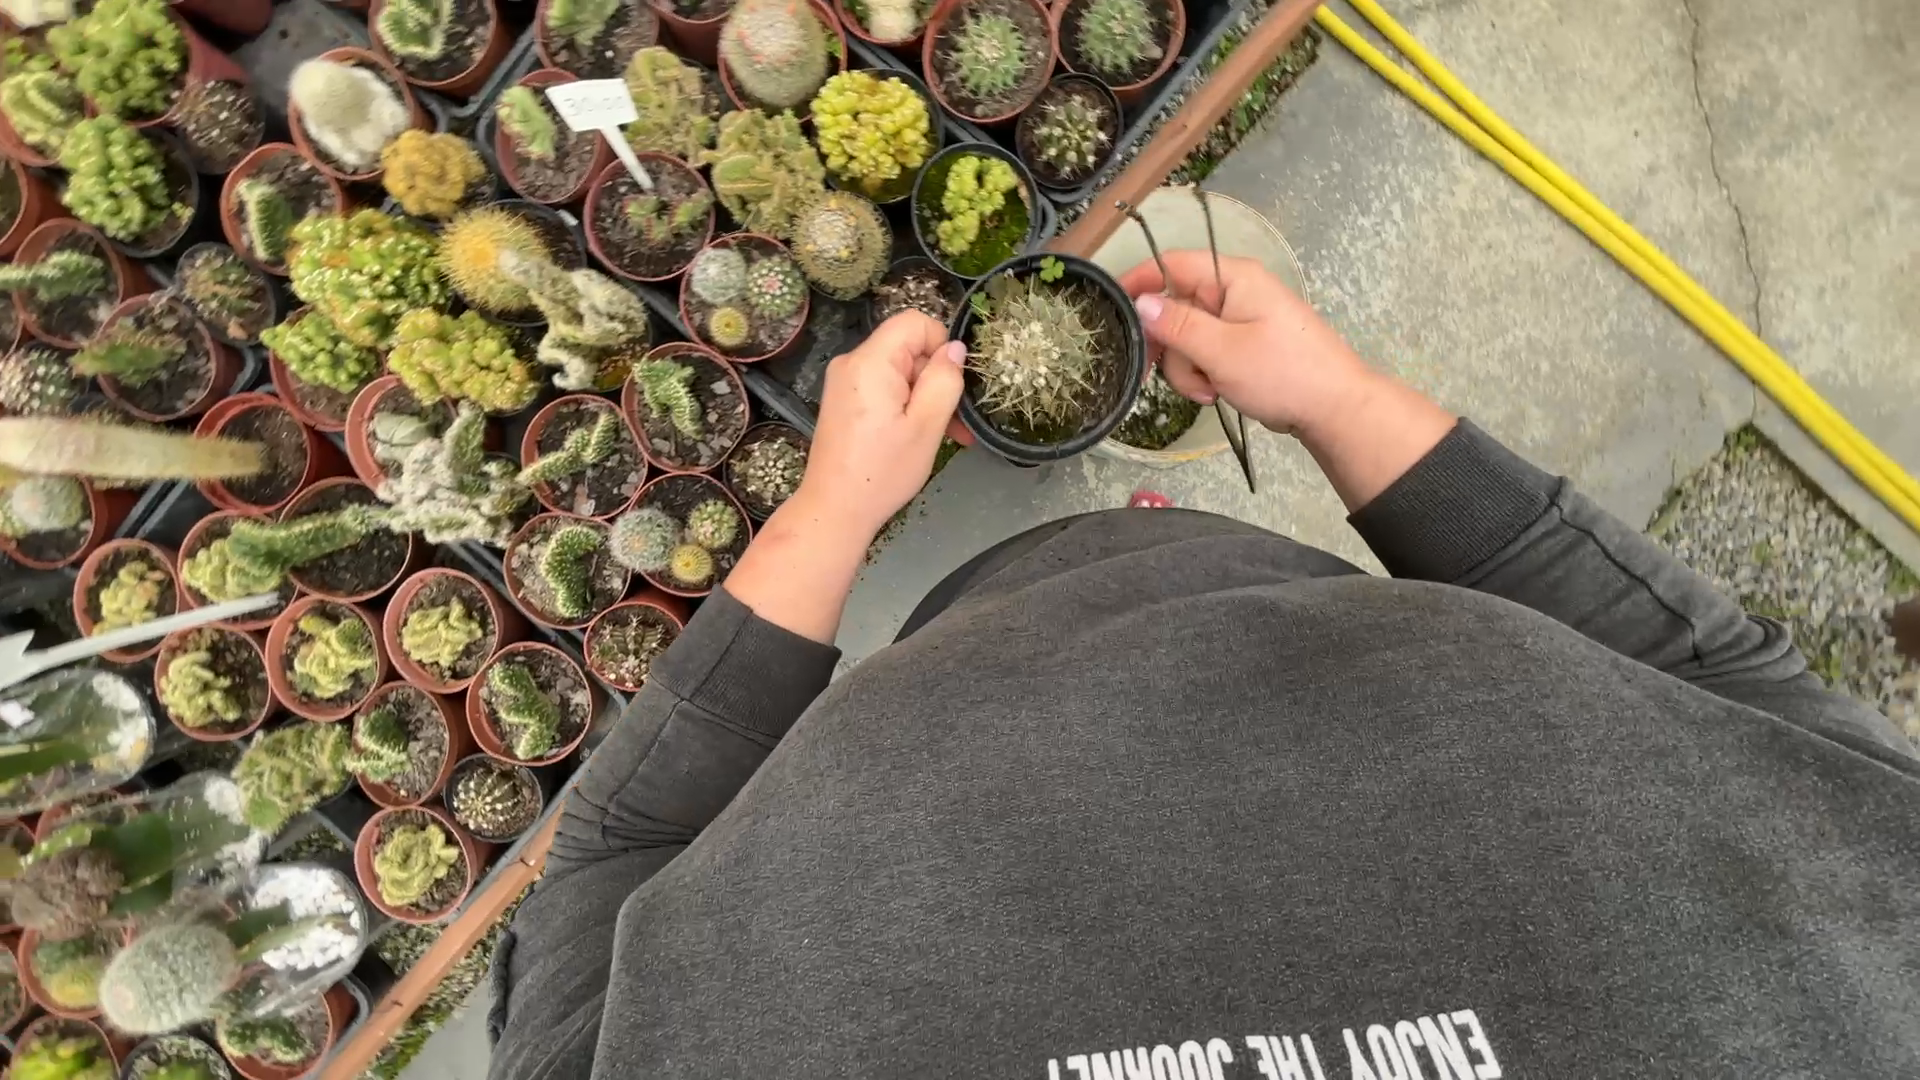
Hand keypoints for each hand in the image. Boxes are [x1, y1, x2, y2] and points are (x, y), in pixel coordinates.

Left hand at [795, 311, 966, 539]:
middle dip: (937, 379)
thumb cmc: (881, 472)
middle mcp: (852, 363)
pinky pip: (884, 390)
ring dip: (926, 398)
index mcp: (870, 361)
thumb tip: (955, 349)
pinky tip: (922, 436)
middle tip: (958, 421)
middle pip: (907, 349)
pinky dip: (906, 407)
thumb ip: (944, 381)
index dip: (942, 346)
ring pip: (899, 372)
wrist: (834, 509)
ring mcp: (845, 383)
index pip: (915, 322)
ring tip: (949, 436)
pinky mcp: (844, 402)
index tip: (955, 384)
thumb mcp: (926, 427)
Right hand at [1118, 251, 1375, 438]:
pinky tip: (1216, 393)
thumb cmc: (1282, 373)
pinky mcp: (1239, 346)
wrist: (1332, 407)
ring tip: (1207, 391)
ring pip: (1185, 339)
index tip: (1109, 307)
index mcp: (1232, 278)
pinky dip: (1201, 375)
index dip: (1138, 282)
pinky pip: (1202, 355)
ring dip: (1186, 369)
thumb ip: (1177, 326)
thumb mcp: (1221, 351)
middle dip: (1167, 346)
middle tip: (1157, 373)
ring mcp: (1236, 321)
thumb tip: (1141, 303)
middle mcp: (1232, 293)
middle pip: (1174, 309)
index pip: (1171, 264)